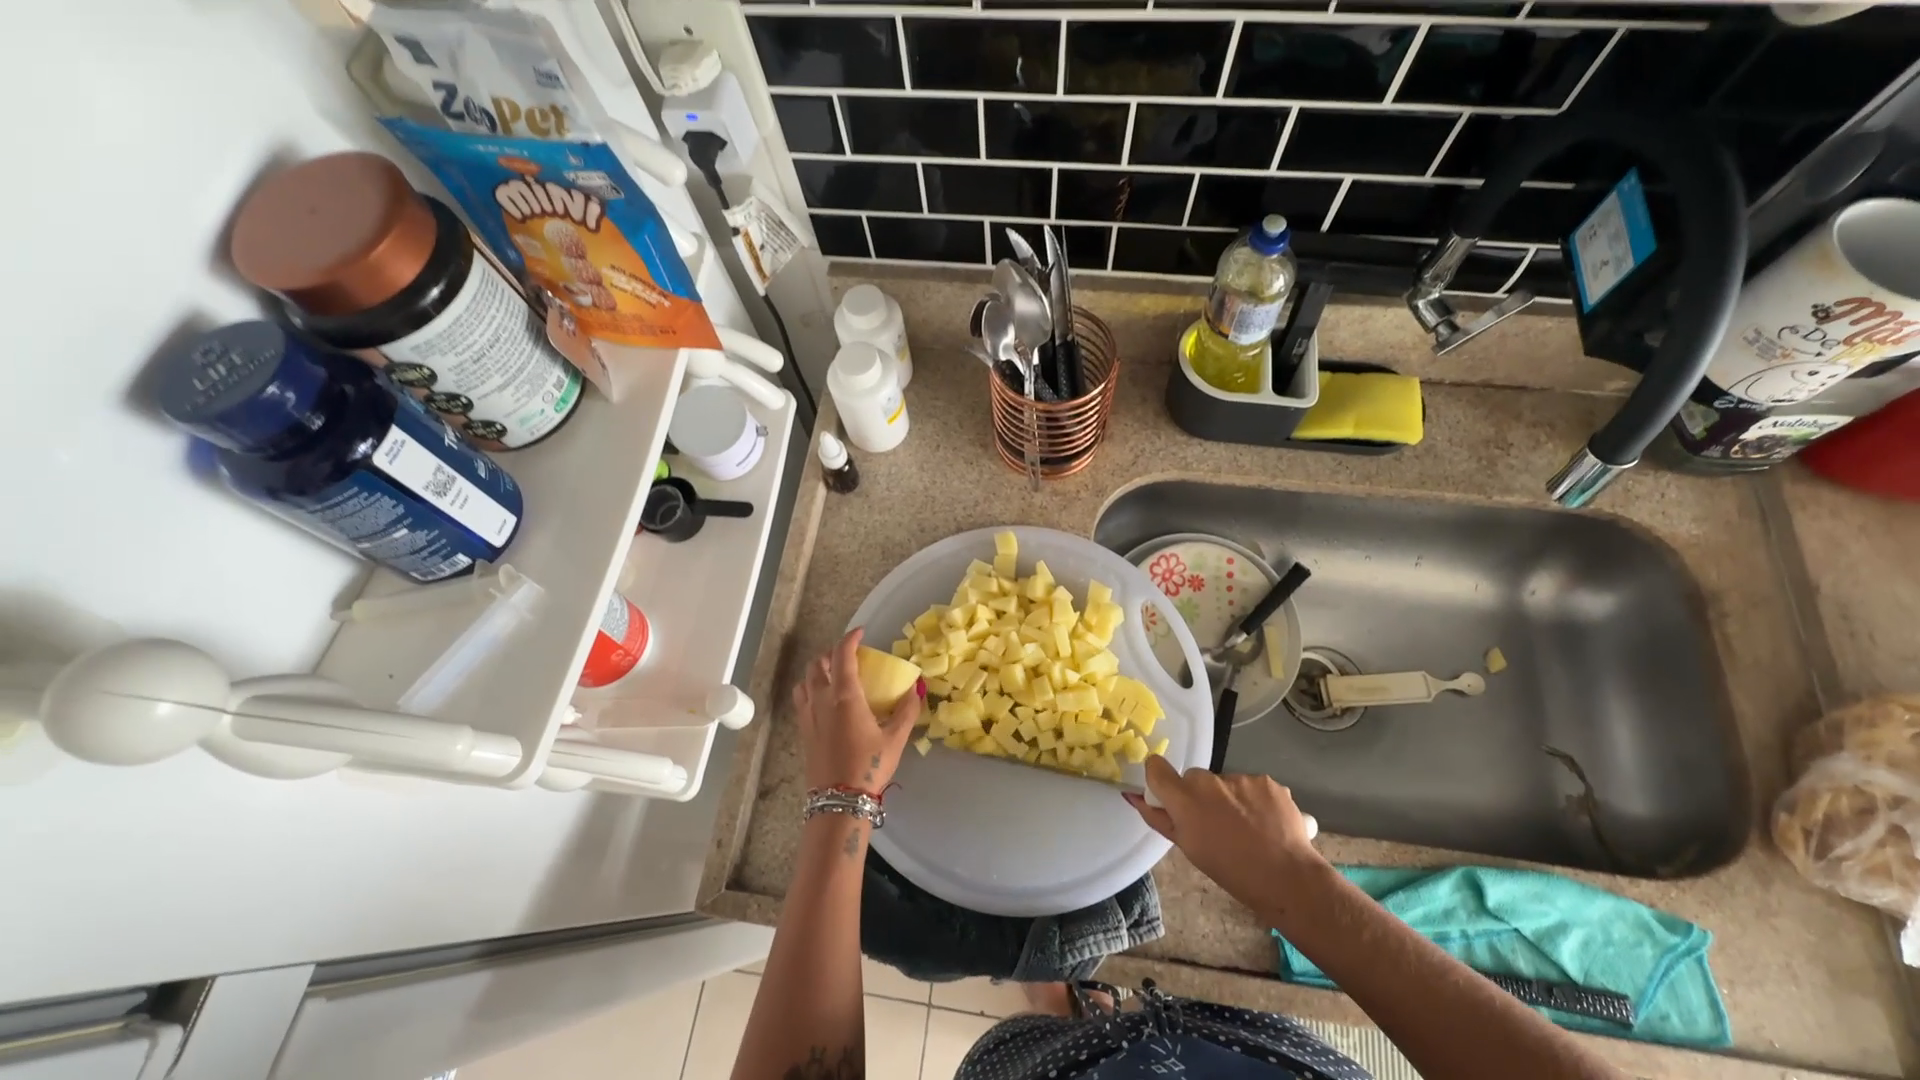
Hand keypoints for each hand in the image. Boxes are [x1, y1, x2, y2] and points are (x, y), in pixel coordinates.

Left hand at [792, 627, 923, 794]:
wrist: (839, 800)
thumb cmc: (869, 766)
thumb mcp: (896, 738)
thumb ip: (907, 710)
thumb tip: (917, 689)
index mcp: (845, 696)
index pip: (842, 655)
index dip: (850, 639)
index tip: (861, 633)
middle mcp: (822, 699)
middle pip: (818, 664)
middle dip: (832, 653)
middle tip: (849, 656)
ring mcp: (809, 715)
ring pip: (805, 680)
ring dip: (818, 670)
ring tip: (833, 674)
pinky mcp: (803, 730)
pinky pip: (801, 698)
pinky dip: (810, 689)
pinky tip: (823, 700)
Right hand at [1125, 756, 1324, 912]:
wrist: (1286, 877)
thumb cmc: (1230, 870)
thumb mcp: (1188, 848)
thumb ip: (1159, 819)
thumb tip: (1135, 798)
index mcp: (1184, 799)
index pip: (1157, 768)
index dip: (1161, 779)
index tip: (1170, 795)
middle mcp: (1209, 781)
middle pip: (1194, 778)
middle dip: (1199, 795)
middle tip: (1215, 824)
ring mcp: (1240, 778)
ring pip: (1225, 783)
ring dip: (1229, 799)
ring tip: (1247, 828)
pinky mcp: (1266, 780)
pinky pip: (1251, 786)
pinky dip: (1254, 800)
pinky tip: (1265, 823)